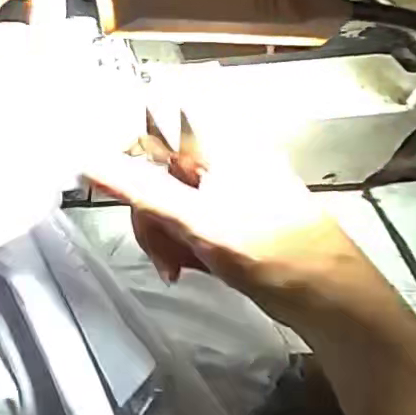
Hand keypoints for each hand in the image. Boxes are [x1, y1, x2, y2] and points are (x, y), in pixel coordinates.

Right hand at [85, 128, 401, 332]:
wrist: (327, 297)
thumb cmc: (271, 251)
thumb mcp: (196, 219)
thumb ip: (138, 188)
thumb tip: (88, 160)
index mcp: (217, 136)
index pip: (150, 117)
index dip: (122, 145)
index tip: (102, 176)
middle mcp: (217, 151)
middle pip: (152, 164)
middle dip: (146, 209)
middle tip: (158, 245)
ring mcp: (221, 183)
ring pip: (164, 194)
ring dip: (160, 231)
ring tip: (176, 264)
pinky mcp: (224, 211)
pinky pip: (182, 216)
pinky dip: (176, 240)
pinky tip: (187, 265)